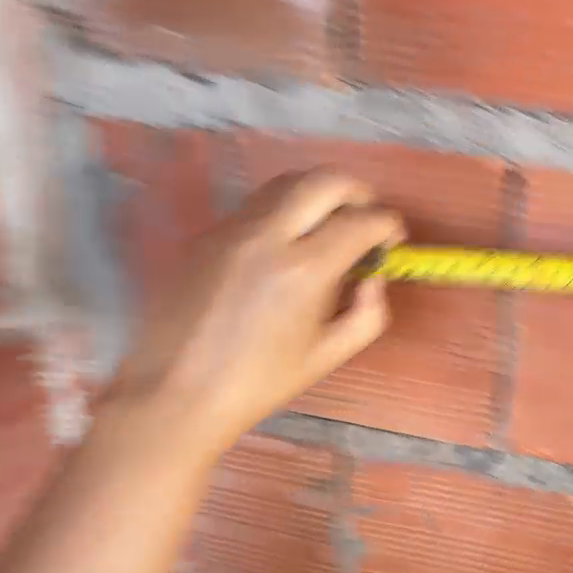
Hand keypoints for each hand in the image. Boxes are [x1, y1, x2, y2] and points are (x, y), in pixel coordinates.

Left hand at [107, 170, 404, 457]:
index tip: (394, 236)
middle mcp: (267, 236)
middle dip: (356, 192)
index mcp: (304, 270)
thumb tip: (371, 279)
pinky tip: (287, 247)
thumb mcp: (329, 356)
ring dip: (318, 195)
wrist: (178, 391)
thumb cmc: (261, 382)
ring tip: (329, 224)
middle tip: (367, 216)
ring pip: (284, 184)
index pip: (359, 222)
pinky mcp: (206, 236)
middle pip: (322, 181)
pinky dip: (284, 213)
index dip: (387, 223)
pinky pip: (255, 208)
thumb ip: (367, 314)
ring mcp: (230, 230)